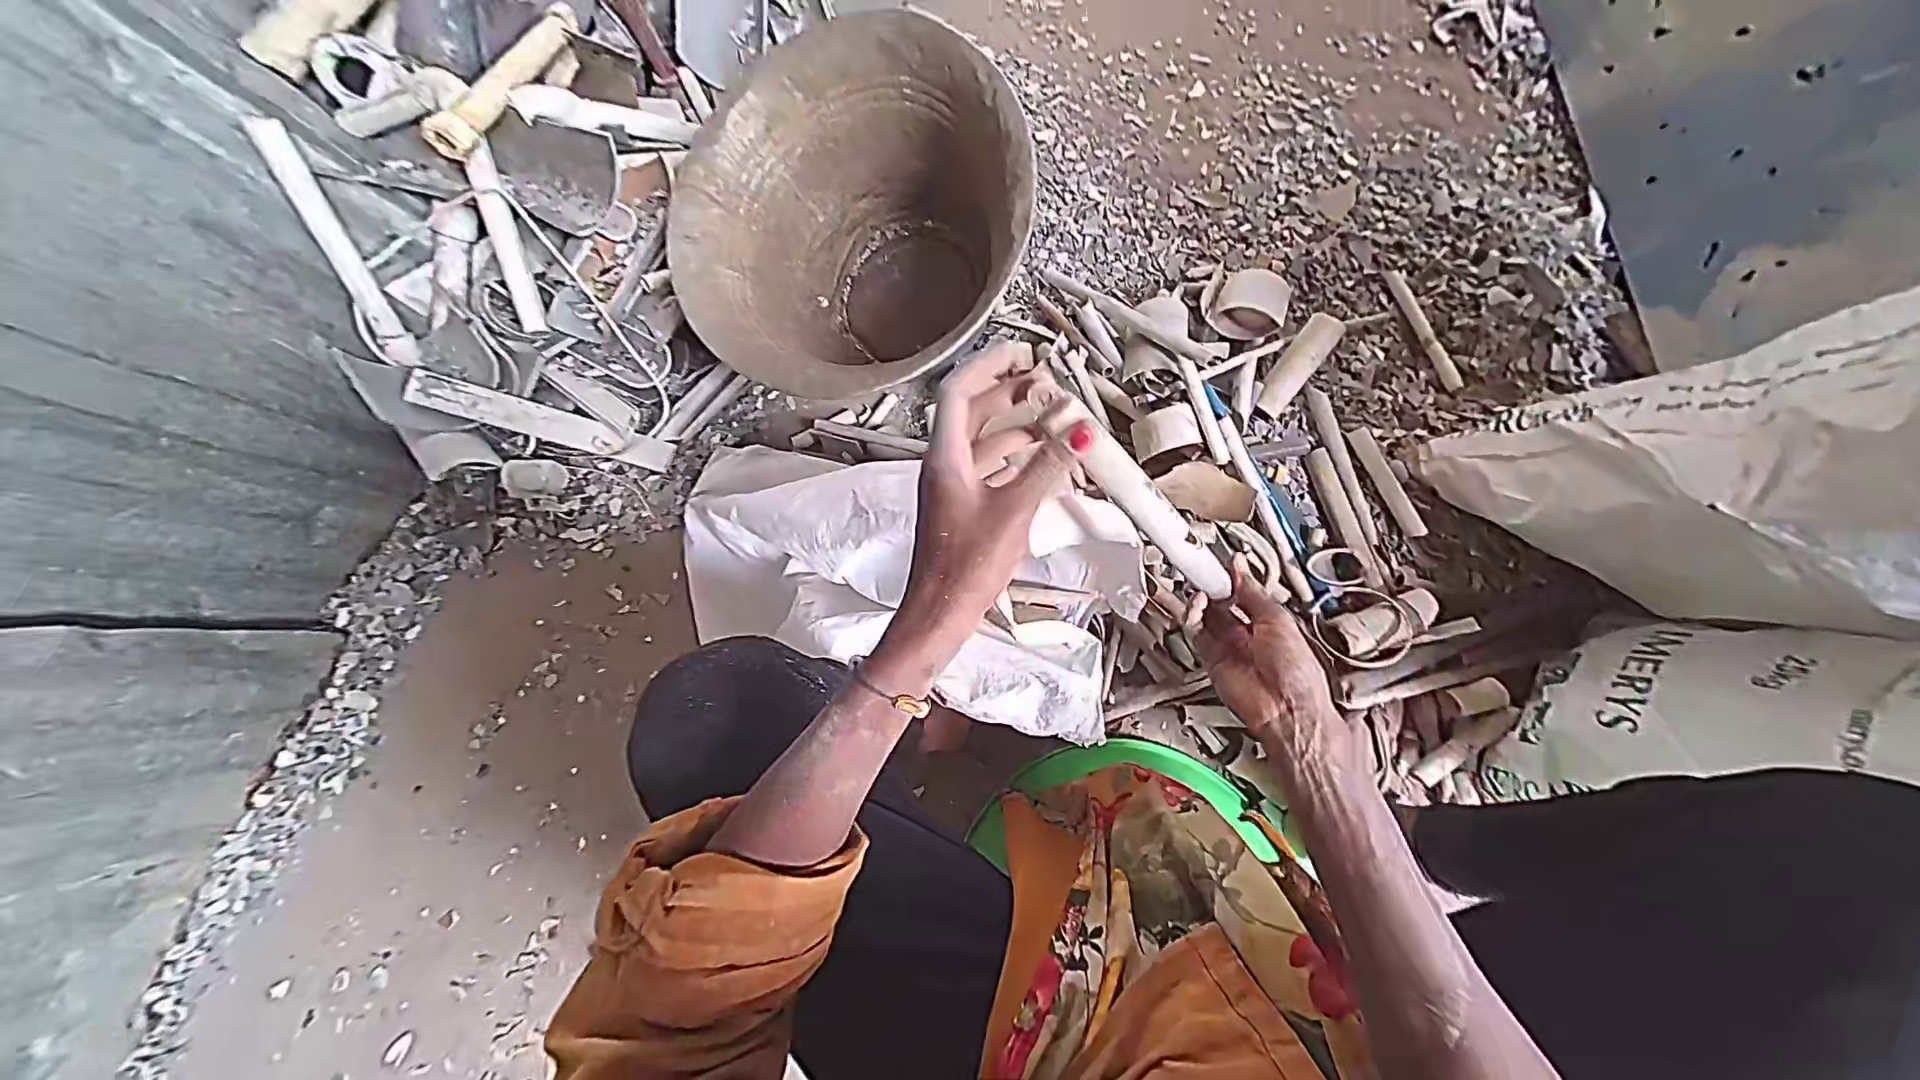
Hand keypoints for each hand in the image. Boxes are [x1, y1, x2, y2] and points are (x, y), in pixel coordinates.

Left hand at [868, 342, 1089, 692]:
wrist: (939, 614)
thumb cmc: (963, 570)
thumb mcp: (1013, 512)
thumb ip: (1046, 468)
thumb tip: (1077, 432)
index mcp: (945, 459)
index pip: (960, 393)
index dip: (989, 367)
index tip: (1019, 354)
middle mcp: (945, 468)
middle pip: (975, 414)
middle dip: (1011, 394)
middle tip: (1046, 385)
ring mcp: (953, 489)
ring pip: (985, 442)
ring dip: (1017, 427)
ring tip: (1053, 420)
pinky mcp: (963, 509)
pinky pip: (990, 470)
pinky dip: (1015, 459)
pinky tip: (1041, 462)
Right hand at [1196, 567, 1351, 764]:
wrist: (1287, 709)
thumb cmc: (1298, 673)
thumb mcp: (1278, 619)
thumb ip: (1252, 592)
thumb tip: (1240, 567)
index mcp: (1268, 621)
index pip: (1242, 591)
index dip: (1231, 577)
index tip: (1222, 563)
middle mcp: (1246, 632)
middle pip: (1221, 601)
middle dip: (1213, 586)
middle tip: (1206, 573)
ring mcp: (1228, 646)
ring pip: (1205, 615)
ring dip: (1201, 600)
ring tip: (1202, 591)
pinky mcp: (1212, 659)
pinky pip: (1196, 634)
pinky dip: (1193, 618)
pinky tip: (1197, 607)